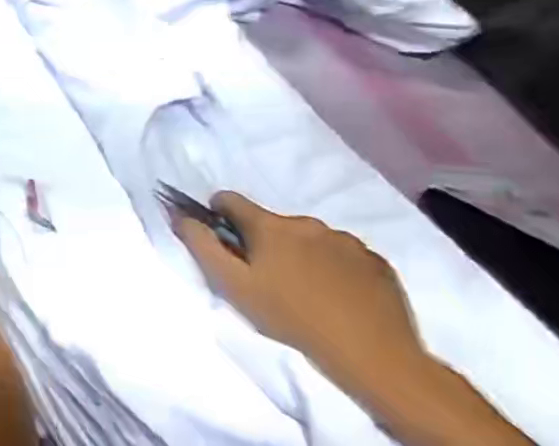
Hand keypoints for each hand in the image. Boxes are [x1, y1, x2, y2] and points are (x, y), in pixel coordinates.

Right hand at [174, 192, 423, 380]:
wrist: (376, 359)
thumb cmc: (293, 318)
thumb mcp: (233, 286)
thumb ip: (200, 244)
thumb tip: (180, 214)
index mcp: (268, 225)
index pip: (228, 199)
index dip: (219, 217)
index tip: (227, 245)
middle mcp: (306, 223)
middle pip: (271, 223)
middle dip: (265, 244)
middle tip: (270, 280)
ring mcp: (346, 241)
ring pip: (309, 239)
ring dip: (302, 256)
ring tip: (309, 293)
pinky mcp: (378, 263)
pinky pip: (345, 256)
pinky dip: (336, 270)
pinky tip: (341, 299)